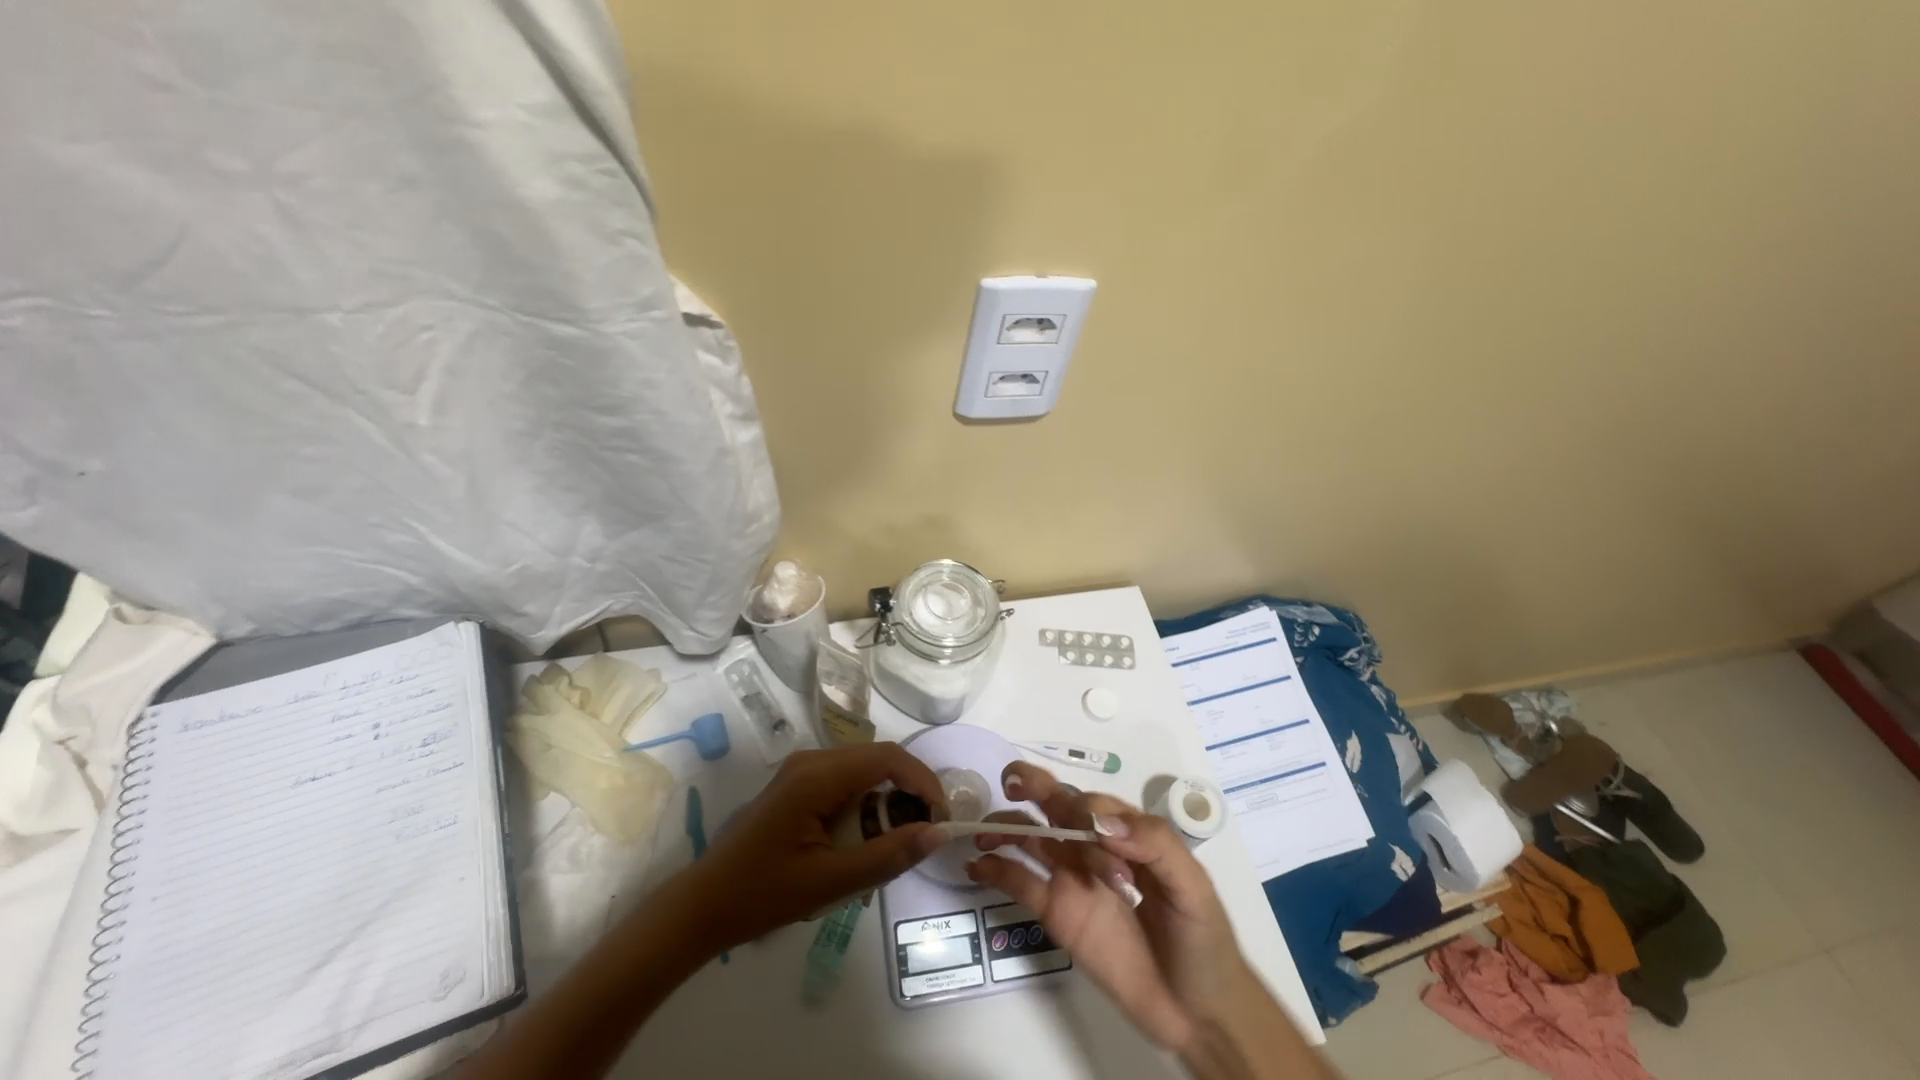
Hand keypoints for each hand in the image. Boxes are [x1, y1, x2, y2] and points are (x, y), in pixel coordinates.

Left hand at [679, 744, 948, 951]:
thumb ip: (888, 855)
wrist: (702, 906)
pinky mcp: (797, 788)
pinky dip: (865, 809)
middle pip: (878, 761)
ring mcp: (801, 773)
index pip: (888, 758)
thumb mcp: (832, 882)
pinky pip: (845, 785)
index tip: (941, 819)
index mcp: (816, 776)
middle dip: (908, 794)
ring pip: (864, 773)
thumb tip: (938, 834)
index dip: (923, 782)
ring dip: (886, 804)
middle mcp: (810, 762)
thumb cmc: (762, 894)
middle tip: (924, 835)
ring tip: (895, 845)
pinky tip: (864, 845)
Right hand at [967, 762, 1252, 1051]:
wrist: (1198, 1011)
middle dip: (1034, 788)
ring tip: (982, 830)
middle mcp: (1096, 850)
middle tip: (1012, 780)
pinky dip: (995, 870)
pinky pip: (1020, 884)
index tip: (1102, 845)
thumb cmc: (1203, 940)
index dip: (1088, 815)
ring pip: (1032, 839)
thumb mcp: (1192, 886)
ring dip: (1007, 826)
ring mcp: (1073, 881)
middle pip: (1058, 808)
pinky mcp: (1057, 914)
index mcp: (1129, 835)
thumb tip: (1101, 824)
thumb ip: (1154, 844)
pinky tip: (977, 865)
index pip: (1095, 806)